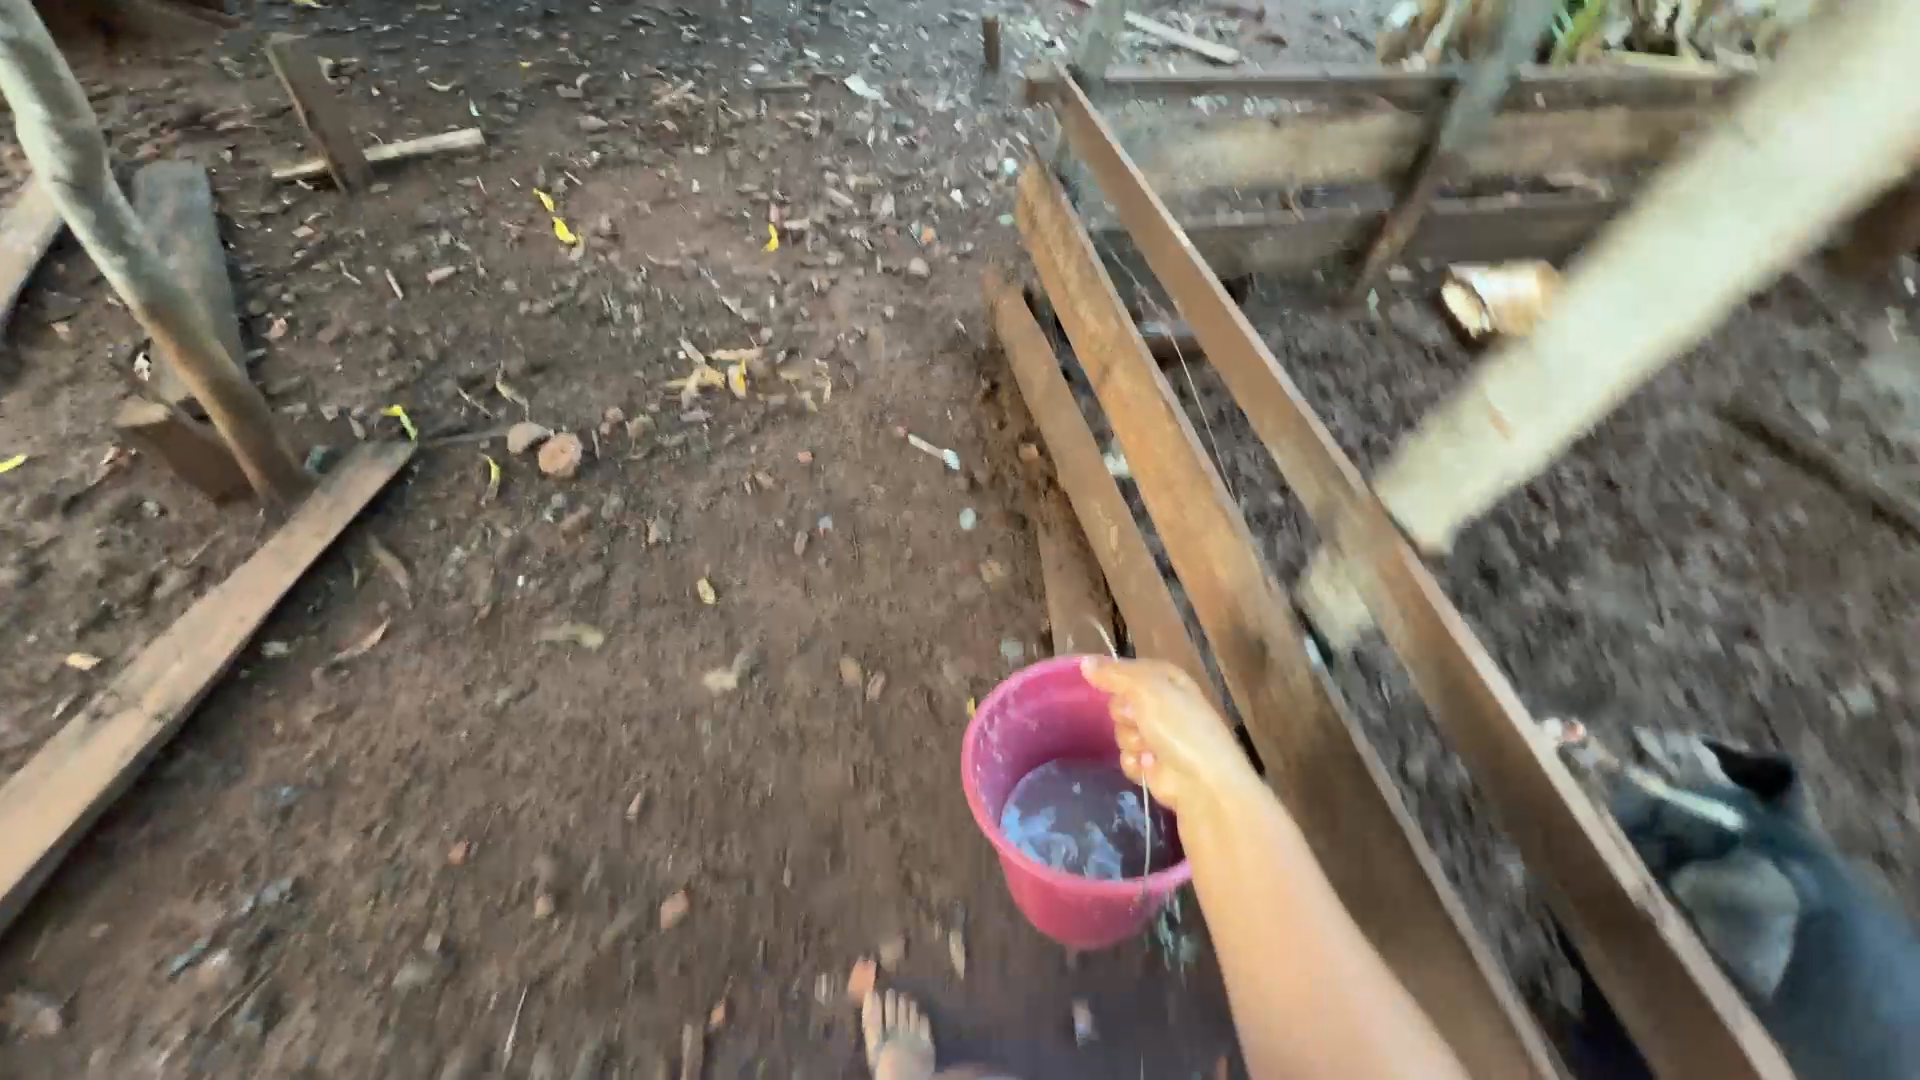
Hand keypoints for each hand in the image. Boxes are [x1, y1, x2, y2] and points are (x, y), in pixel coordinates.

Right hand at [1081, 656, 1255, 815]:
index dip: (1116, 677)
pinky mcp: (1151, 764)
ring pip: (1120, 730)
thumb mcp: (1147, 689)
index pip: (1129, 670)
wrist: (1201, 782)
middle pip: (1119, 701)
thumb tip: (1085, 661)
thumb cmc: (1179, 727)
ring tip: (1150, 750)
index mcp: (1168, 680)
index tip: (1103, 683)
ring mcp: (1158, 736)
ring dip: (1130, 740)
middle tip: (1138, 719)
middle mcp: (1163, 705)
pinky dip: (1135, 762)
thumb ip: (1114, 673)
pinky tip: (1149, 766)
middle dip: (1124, 713)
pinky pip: (1126, 756)